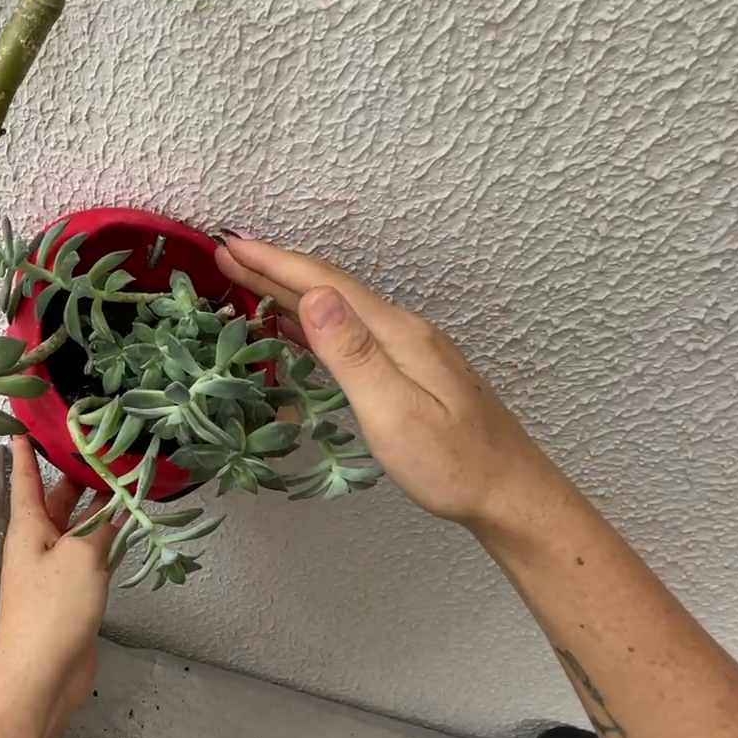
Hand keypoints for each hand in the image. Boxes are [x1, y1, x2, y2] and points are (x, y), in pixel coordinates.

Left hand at [0, 436, 118, 729]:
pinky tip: (129, 528)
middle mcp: (39, 542)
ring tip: (127, 479)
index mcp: (29, 525)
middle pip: (59, 499)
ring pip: (79, 527)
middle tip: (105, 447)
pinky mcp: (72, 593)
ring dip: (100, 508)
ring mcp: (56, 568)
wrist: (41, 676)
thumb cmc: (51, 610)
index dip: (27, 451)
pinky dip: (109, 540)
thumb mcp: (81, 558)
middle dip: (78, 475)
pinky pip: (91, 555)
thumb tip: (118, 504)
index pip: (27, 477)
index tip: (26, 425)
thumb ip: (102, 528)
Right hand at [215, 235, 564, 529]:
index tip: (231, 244)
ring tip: (249, 277)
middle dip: (274, 267)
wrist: (509, 493)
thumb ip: (353, 354)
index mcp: (394, 334)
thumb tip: (315, 297)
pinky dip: (310, 317)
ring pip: (336, 305)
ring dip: (289, 288)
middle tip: (228, 251)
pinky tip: (294, 322)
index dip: (274, 263)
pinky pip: (345, 328)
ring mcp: (404, 348)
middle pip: (329, 288)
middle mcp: (400, 330)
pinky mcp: (403, 367)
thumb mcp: (395, 411)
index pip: (325, 285)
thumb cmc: (450, 464)